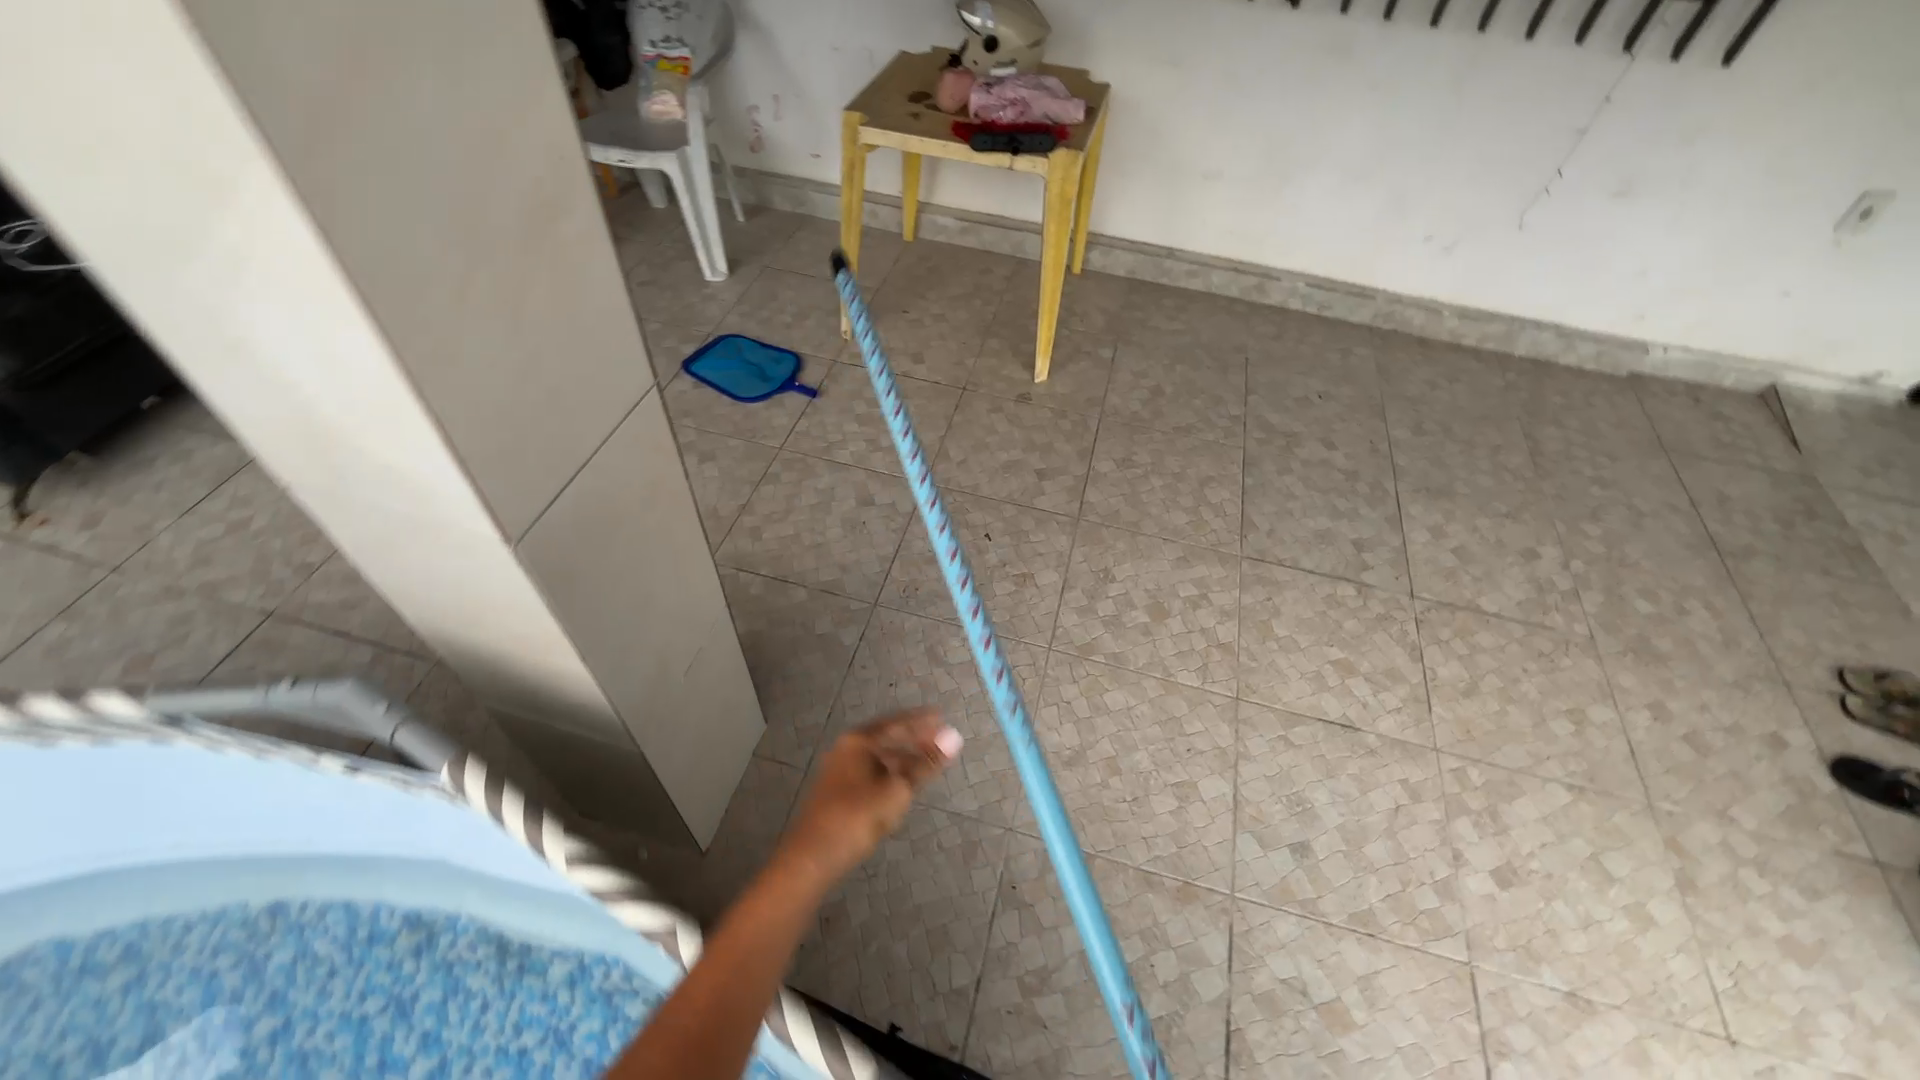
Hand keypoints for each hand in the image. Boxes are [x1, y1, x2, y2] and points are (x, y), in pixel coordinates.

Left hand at [773, 708, 962, 888]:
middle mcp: (846, 748)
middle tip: (938, 739)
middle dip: (913, 739)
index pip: (897, 723)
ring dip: (901, 757)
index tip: (942, 716)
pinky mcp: (836, 790)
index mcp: (859, 741)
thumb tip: (953, 739)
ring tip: (925, 763)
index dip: (922, 721)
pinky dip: (888, 772)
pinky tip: (900, 784)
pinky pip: (869, 771)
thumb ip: (926, 764)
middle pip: (886, 737)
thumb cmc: (858, 816)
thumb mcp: (898, 789)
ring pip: (877, 756)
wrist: (813, 855)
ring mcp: (838, 769)